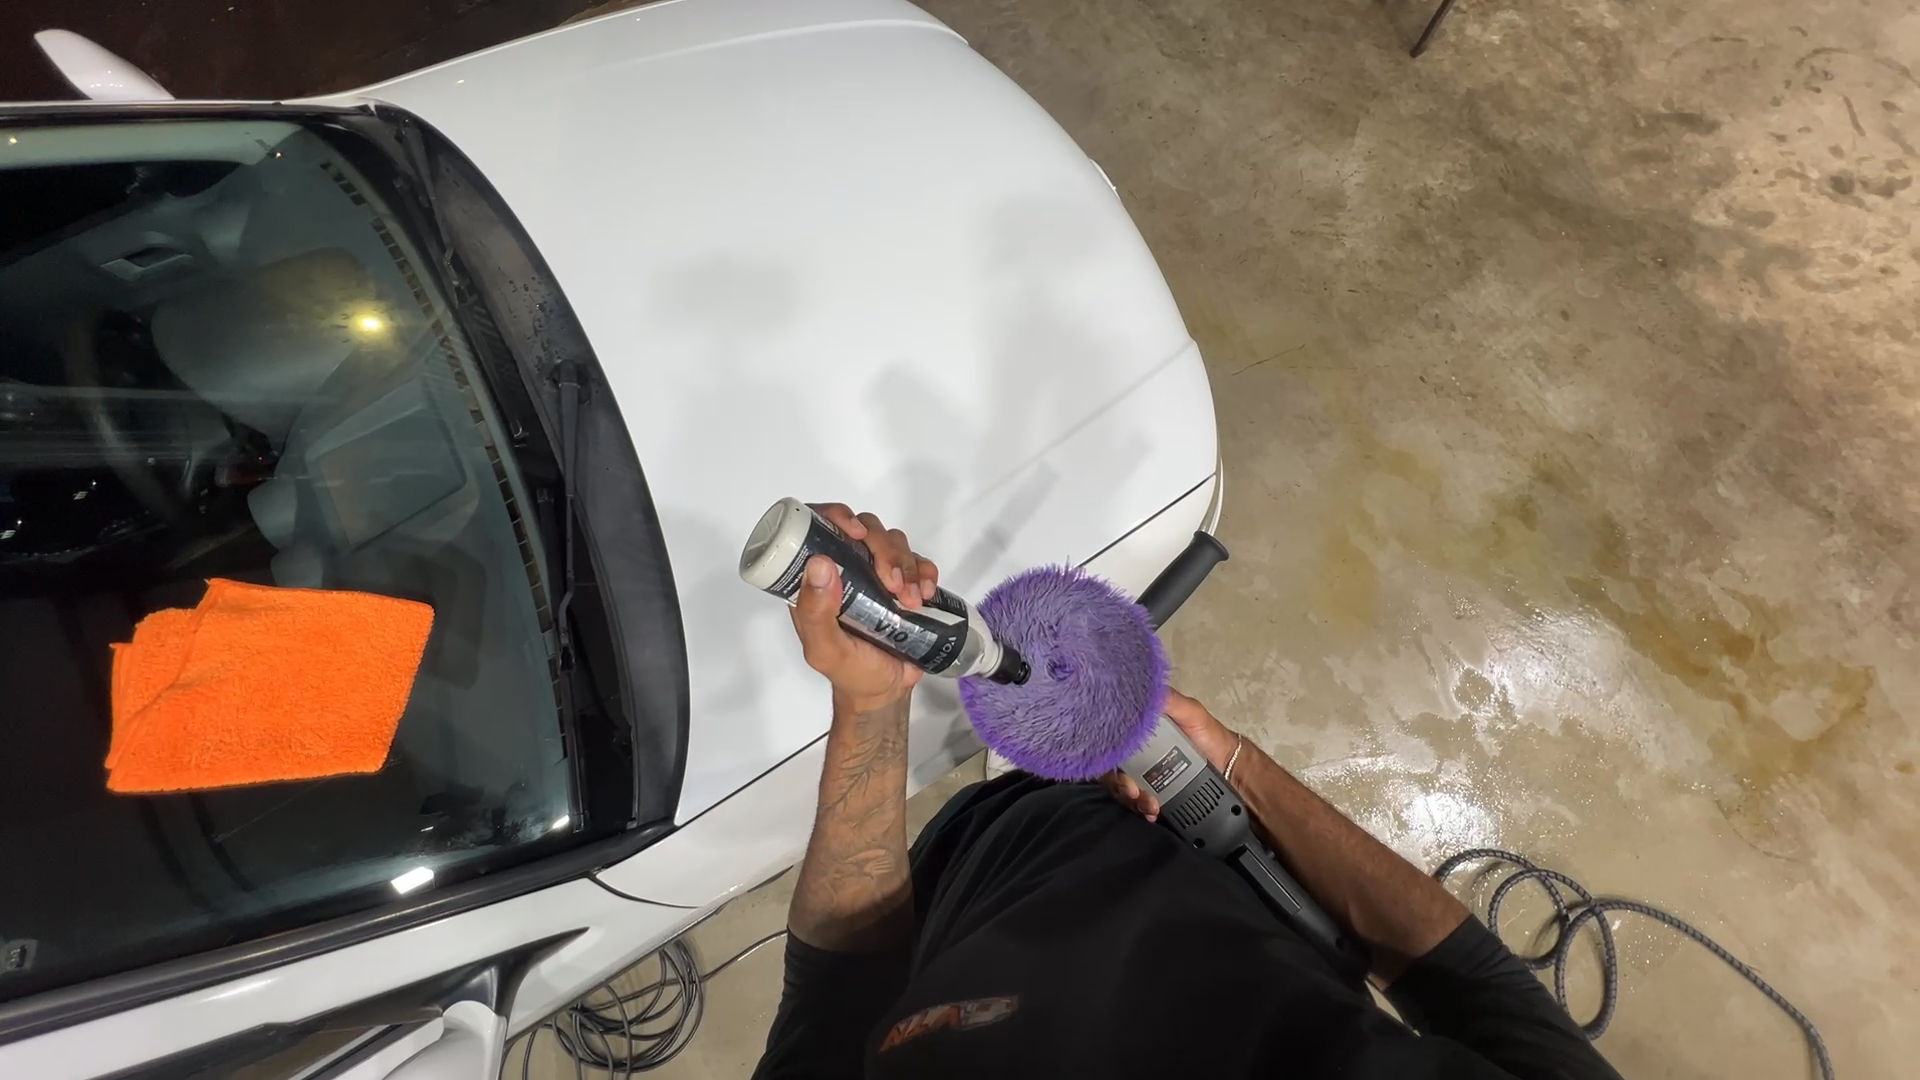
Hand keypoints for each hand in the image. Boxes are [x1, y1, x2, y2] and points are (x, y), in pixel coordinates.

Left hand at [790, 505, 940, 711]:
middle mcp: (847, 568)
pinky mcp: (905, 582)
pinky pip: (919, 560)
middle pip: (865, 529)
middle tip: (892, 585)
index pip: (820, 529)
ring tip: (910, 601)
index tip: (855, 532)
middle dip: (884, 550)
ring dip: (906, 565)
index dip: (836, 516)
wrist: (887, 692)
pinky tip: (925, 594)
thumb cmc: (850, 672)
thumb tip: (820, 564)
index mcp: (818, 579)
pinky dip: (925, 572)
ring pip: (893, 541)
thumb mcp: (825, 650)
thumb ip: (816, 613)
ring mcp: (877, 574)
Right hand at [1100, 689, 1240, 820]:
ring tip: (1150, 806)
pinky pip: (1140, 805)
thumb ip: (1169, 700)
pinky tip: (1154, 813)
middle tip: (1133, 792)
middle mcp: (1136, 753)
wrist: (1232, 769)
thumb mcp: (1191, 712)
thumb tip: (1140, 689)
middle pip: (1112, 769)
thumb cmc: (1209, 735)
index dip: (1108, 755)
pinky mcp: (1157, 794)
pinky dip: (1144, 810)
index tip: (1118, 767)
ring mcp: (1146, 776)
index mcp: (1139, 732)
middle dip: (1119, 784)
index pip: (1111, 743)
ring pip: (1124, 790)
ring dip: (1132, 800)